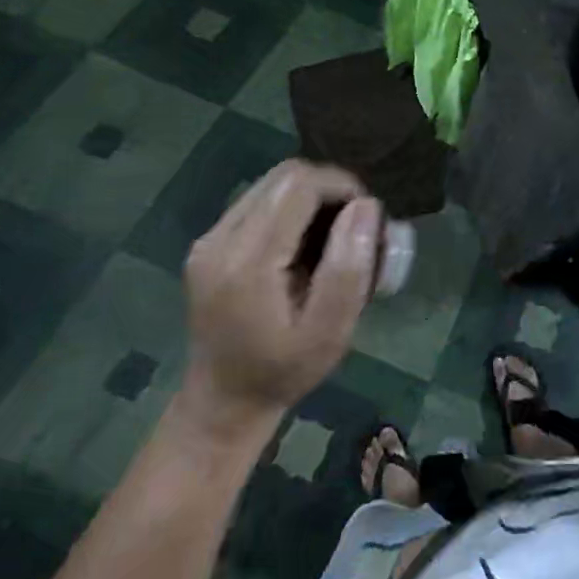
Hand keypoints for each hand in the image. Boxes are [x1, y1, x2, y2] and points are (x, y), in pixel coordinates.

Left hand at [180, 160, 381, 427]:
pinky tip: (305, 245)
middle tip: (355, 227)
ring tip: (333, 236)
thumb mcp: (329, 335)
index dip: (343, 188)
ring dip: (312, 197)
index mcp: (248, 264)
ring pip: (272, 183)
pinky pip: (259, 201)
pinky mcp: (209, 242)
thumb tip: (366, 205)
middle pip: (285, 176)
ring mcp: (209, 239)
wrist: (223, 402)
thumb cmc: (284, 372)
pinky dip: (292, 208)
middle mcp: (220, 241)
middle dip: (331, 189)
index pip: (300, 186)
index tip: (369, 220)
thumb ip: (349, 270)